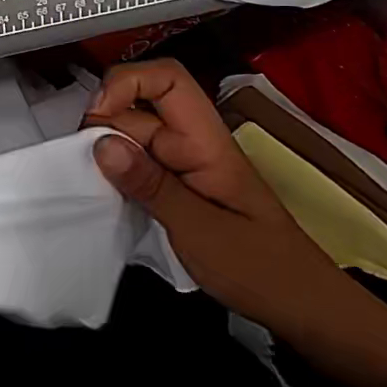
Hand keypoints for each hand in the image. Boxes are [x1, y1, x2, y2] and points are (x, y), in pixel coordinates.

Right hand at [88, 59, 386, 386]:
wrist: (301, 308)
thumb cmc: (262, 268)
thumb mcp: (202, 231)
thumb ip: (151, 185)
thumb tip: (102, 142)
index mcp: (207, 139)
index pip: (167, 79)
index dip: (127, 82)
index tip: (96, 117)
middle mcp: (190, 140)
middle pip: (138, 106)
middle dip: (104, 123)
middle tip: (84, 163)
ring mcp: (180, 161)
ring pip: (130, 134)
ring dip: (105, 150)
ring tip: (90, 182)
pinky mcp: (171, 183)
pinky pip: (134, 163)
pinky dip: (113, 171)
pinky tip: (102, 192)